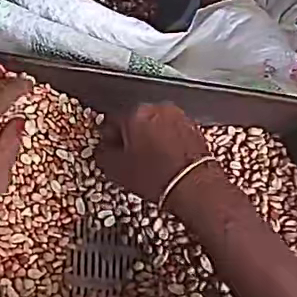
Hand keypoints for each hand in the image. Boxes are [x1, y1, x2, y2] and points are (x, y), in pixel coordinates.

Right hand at [95, 103, 213, 203]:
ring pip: (155, 125)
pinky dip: (167, 143)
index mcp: (134, 114)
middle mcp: (157, 109)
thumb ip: (103, 154)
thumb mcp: (117, 170)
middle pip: (135, 121)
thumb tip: (103, 150)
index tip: (108, 150)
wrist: (194, 187)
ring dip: (150, 139)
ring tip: (148, 162)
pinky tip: (164, 161)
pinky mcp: (193, 127)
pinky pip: (172, 132)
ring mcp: (178, 117)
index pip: (112, 122)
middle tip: (128, 158)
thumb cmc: (158, 177)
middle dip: (130, 138)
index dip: (108, 139)